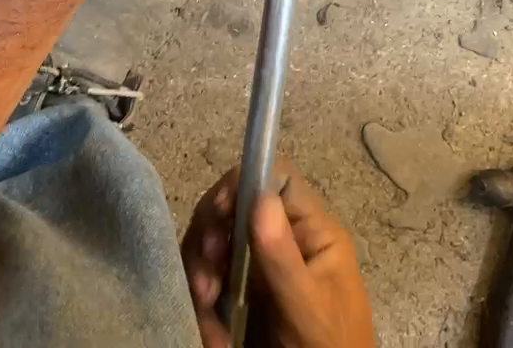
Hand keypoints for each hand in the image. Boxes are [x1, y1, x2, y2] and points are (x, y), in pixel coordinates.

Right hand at [182, 166, 374, 347]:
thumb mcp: (309, 308)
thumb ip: (284, 256)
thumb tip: (260, 196)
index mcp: (311, 231)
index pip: (276, 180)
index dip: (243, 184)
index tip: (219, 211)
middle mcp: (283, 239)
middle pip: (234, 206)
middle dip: (211, 234)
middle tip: (206, 274)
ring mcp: (261, 265)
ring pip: (215, 241)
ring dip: (201, 269)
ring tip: (205, 303)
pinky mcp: (242, 293)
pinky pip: (210, 279)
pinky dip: (202, 302)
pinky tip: (212, 333)